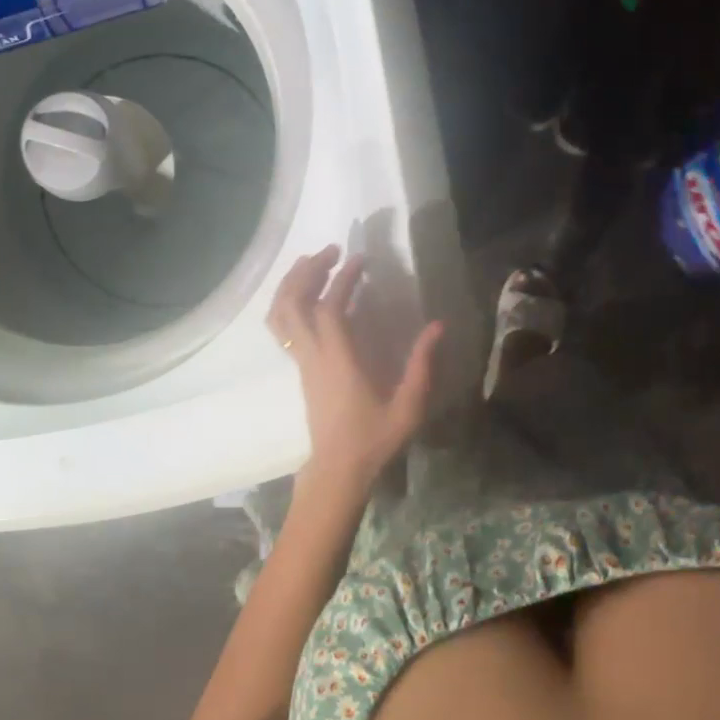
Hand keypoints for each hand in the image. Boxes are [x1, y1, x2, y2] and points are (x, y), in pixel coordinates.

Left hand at [268, 246, 443, 488]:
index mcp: (338, 362)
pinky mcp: (299, 368)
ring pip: (281, 315)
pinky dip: (287, 303)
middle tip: (332, 251)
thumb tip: (438, 326)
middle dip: (308, 271)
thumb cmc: (374, 439)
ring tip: (313, 263)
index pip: (329, 310)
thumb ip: (421, 365)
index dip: (341, 280)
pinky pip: (282, 329)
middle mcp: (312, 357)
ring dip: (292, 284)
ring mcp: (301, 362)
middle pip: (293, 304)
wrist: (338, 468)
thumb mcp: (408, 406)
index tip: (359, 259)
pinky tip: (304, 293)